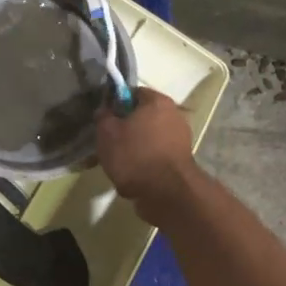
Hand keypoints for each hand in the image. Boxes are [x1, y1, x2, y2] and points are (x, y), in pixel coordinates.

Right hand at [94, 87, 197, 204]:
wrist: (166, 193)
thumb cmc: (134, 155)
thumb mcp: (107, 132)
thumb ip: (103, 116)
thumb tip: (105, 110)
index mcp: (158, 101)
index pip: (133, 92)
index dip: (115, 103)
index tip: (104, 118)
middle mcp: (174, 115)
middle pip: (143, 116)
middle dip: (125, 127)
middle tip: (108, 140)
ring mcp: (180, 139)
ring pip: (149, 137)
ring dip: (135, 146)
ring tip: (118, 161)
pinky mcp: (181, 161)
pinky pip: (156, 155)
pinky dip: (145, 161)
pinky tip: (131, 174)